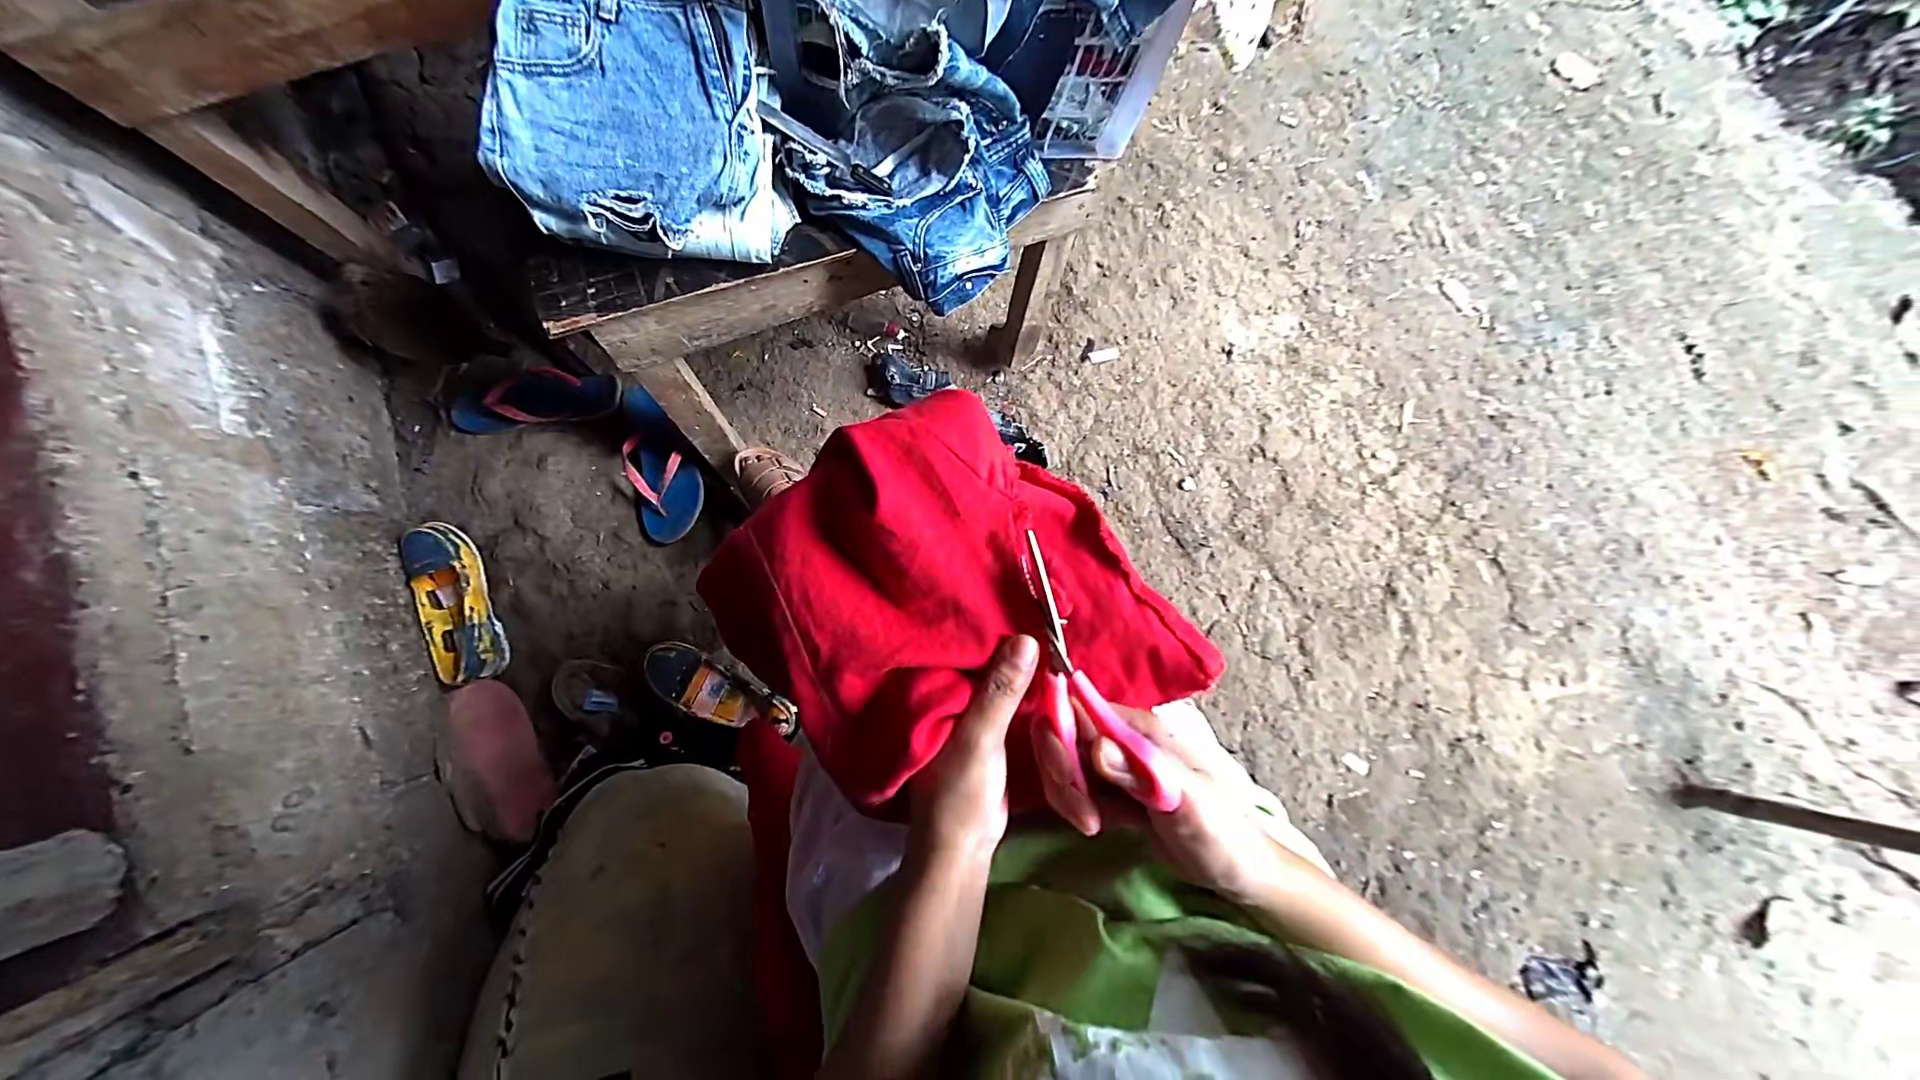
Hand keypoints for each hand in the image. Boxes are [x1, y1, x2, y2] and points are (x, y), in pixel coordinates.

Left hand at [908, 635, 1038, 862]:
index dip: (992, 628)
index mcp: (934, 693)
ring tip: (1055, 645)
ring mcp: (967, 718)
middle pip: (985, 665)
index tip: (1028, 606)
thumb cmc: (960, 792)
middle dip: (1014, 651)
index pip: (964, 649)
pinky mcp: (986, 736)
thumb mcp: (981, 737)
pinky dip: (1024, 698)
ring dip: (1022, 674)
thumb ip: (1000, 691)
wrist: (962, 849)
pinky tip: (1047, 684)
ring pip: (999, 685)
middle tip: (1052, 623)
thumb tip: (1027, 638)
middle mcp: (948, 699)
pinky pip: (1007, 707)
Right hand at [1075, 701, 1298, 901]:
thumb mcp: (1187, 801)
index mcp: (1140, 726)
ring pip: (1065, 762)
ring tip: (1093, 824)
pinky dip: (1075, 805)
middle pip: (1064, 733)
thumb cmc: (1221, 831)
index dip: (1060, 735)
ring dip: (1067, 793)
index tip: (1066, 776)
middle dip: (1061, 771)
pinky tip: (1098, 825)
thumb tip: (1097, 746)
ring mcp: (1116, 762)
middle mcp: (1123, 736)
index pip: (1077, 708)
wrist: (1238, 870)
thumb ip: (1143, 772)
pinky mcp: (1113, 789)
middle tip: (1082, 812)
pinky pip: (1075, 787)